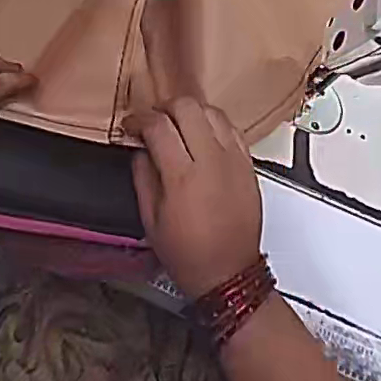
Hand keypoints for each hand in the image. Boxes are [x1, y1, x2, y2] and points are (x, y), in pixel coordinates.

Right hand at [131, 97, 263, 296]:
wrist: (229, 273)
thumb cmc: (189, 253)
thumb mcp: (150, 219)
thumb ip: (142, 176)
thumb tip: (139, 148)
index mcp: (183, 177)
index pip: (158, 126)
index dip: (139, 119)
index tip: (131, 125)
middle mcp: (212, 162)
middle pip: (188, 107)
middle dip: (164, 107)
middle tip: (154, 120)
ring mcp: (234, 161)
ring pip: (212, 111)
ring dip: (190, 112)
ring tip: (178, 125)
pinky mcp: (248, 165)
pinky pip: (231, 128)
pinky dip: (213, 124)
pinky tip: (202, 135)